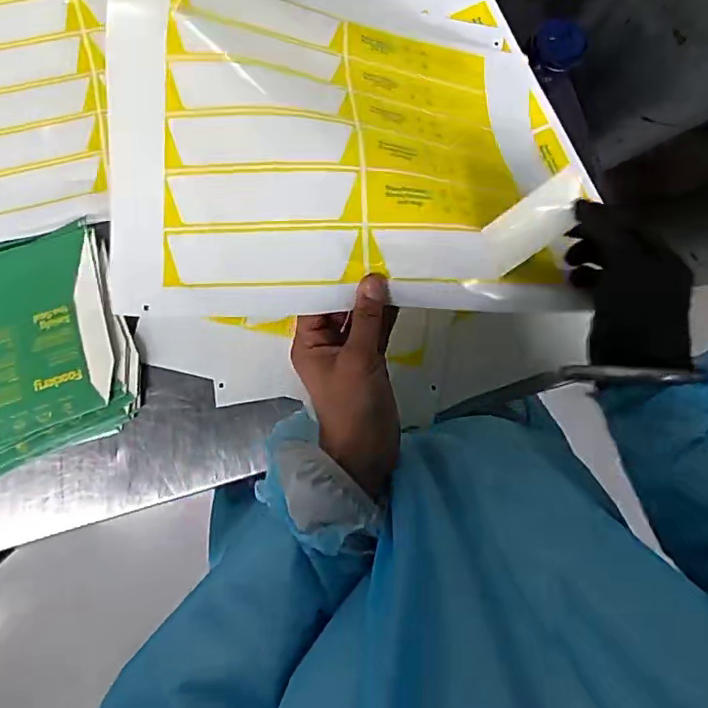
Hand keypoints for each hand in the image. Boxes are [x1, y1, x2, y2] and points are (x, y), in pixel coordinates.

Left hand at [290, 274, 398, 497]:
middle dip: (354, 287)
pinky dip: (385, 317)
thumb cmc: (352, 407)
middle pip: (338, 308)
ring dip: (373, 300)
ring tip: (390, 269)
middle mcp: (324, 344)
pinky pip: (374, 331)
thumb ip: (366, 319)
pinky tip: (400, 295)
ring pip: (359, 319)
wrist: (368, 453)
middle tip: (373, 255)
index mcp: (308, 342)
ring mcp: (348, 352)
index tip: (346, 254)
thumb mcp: (358, 359)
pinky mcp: (369, 361)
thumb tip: (372, 280)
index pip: (315, 303)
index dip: (330, 281)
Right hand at [565, 200, 694, 369]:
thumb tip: (581, 204)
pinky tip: (572, 282)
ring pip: (607, 261)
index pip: (631, 225)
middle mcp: (655, 271)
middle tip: (565, 241)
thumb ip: (604, 232)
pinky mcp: (618, 307)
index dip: (602, 219)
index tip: (572, 218)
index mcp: (664, 258)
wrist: (635, 362)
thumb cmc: (635, 309)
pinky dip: (584, 278)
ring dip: (585, 258)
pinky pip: (599, 282)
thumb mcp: (623, 264)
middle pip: (618, 242)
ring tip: (568, 264)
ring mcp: (637, 291)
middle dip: (591, 239)